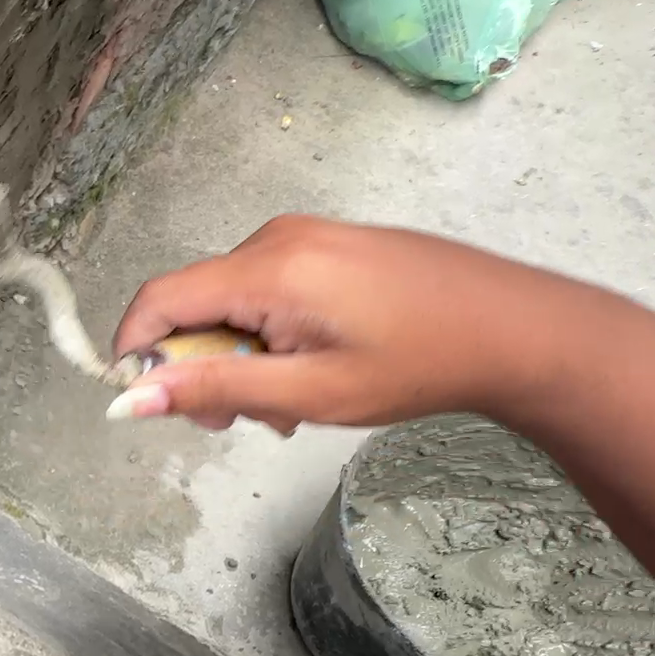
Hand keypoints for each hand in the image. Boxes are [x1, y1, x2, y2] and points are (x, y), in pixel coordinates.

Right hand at [105, 215, 609, 432]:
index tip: (150, 399)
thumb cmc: (420, 366)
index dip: (134, 350)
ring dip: (228, 356)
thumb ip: (210, 391)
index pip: (157, 300)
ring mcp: (300, 237)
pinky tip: (298, 363)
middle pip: (189, 305)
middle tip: (232, 418)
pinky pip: (254, 290)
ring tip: (279, 398)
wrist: (529, 331)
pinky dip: (256, 334)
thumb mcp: (306, 393)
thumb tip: (125, 401)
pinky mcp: (319, 245)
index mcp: (269, 269)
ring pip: (220, 302)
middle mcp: (274, 239)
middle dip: (193, 364)